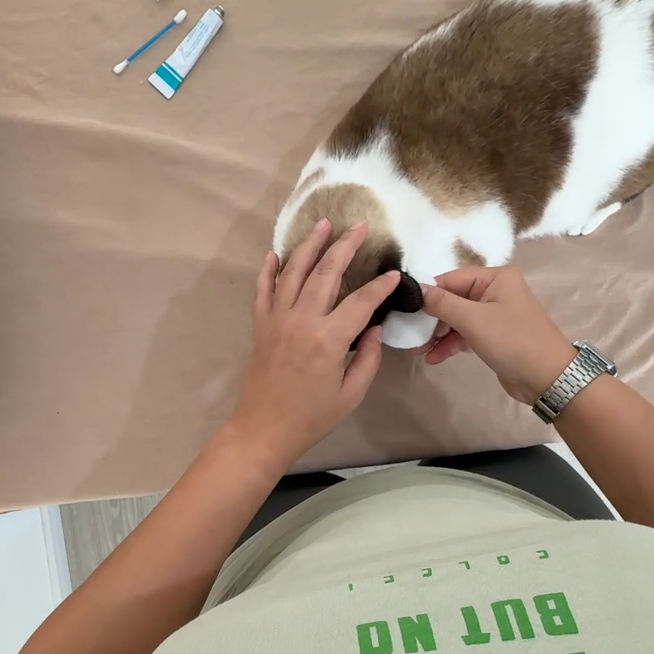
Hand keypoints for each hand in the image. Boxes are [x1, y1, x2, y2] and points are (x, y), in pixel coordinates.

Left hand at [223, 220, 401, 469]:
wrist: (263, 429)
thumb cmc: (311, 417)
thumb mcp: (350, 394)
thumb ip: (367, 359)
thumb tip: (373, 330)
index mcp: (329, 340)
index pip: (361, 302)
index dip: (380, 287)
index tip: (393, 275)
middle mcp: (302, 320)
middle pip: (326, 273)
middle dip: (345, 246)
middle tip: (359, 226)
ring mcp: (277, 319)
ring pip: (293, 272)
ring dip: (309, 246)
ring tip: (323, 225)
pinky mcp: (260, 325)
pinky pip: (263, 289)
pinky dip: (269, 269)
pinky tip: (276, 254)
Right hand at [419, 266, 577, 404]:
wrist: (547, 377)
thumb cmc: (512, 341)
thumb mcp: (474, 320)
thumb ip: (442, 303)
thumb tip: (417, 290)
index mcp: (495, 277)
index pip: (451, 279)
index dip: (428, 294)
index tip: (406, 311)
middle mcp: (495, 291)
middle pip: (453, 299)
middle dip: (432, 318)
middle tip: (412, 335)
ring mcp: (495, 314)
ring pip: (457, 319)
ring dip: (438, 334)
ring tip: (420, 351)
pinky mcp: (494, 336)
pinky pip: (465, 334)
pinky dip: (450, 344)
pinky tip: (434, 358)